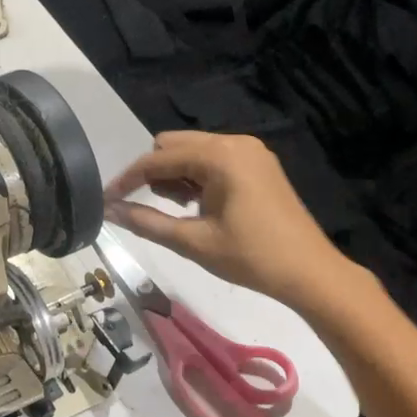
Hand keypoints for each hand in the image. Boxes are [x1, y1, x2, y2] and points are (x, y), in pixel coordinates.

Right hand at [103, 131, 361, 311]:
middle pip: (173, 145)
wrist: (310, 272)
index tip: (106, 200)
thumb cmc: (250, 257)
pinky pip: (212, 159)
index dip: (127, 179)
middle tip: (140, 205)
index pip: (157, 159)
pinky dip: (194, 176)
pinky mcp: (257, 165)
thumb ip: (146, 222)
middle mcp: (234, 143)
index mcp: (219, 156)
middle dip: (151, 172)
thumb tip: (109, 211)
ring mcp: (250, 152)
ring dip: (172, 174)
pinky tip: (193, 204)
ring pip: (192, 151)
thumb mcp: (192, 241)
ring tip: (170, 209)